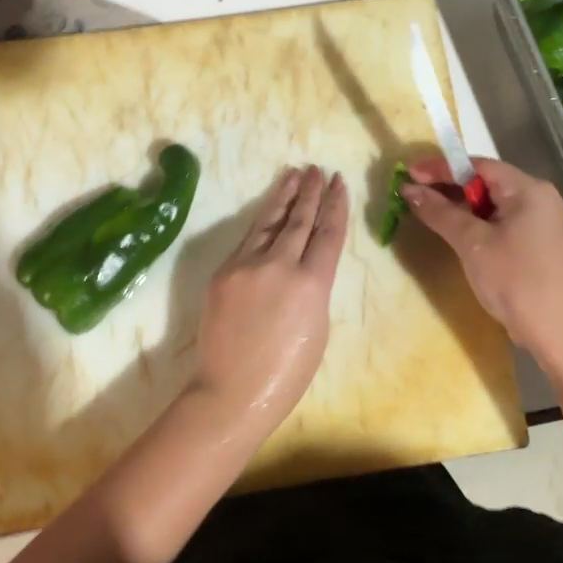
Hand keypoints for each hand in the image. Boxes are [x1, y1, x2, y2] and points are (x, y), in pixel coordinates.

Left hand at [193, 166, 348, 427]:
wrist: (233, 391)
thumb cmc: (287, 373)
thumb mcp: (317, 328)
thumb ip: (314, 289)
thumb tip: (305, 267)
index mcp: (312, 283)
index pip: (328, 233)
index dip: (335, 205)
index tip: (339, 183)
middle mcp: (279, 265)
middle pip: (299, 220)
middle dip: (311, 193)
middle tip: (318, 170)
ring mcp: (246, 266)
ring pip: (269, 222)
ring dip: (284, 197)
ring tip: (294, 175)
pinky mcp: (223, 273)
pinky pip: (247, 240)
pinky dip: (261, 222)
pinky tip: (267, 211)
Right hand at [402, 157, 562, 360]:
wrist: (561, 332)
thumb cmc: (516, 281)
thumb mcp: (472, 244)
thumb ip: (440, 213)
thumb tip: (409, 190)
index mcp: (529, 189)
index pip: (479, 165)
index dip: (441, 168)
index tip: (409, 174)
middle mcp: (543, 199)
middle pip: (489, 183)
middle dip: (451, 188)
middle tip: (416, 196)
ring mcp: (547, 224)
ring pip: (497, 206)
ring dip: (464, 209)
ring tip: (434, 217)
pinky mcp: (544, 246)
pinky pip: (507, 224)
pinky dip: (481, 225)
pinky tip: (463, 238)